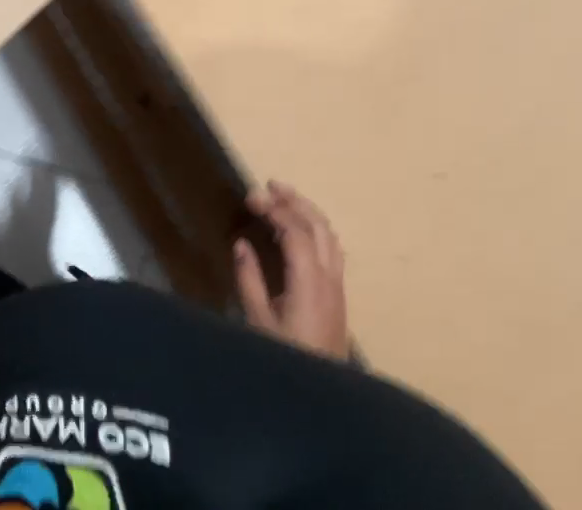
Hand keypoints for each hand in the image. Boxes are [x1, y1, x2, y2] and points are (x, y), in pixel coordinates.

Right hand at [234, 181, 350, 360]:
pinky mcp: (338, 294)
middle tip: (270, 185)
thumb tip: (243, 244)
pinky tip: (301, 231)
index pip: (295, 231)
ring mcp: (337, 285)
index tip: (251, 198)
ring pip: (329, 235)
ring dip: (308, 212)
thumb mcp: (259, 321)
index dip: (274, 209)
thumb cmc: (287, 357)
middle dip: (295, 200)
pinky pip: (331, 249)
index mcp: (308, 281)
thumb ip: (250, 279)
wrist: (325, 395)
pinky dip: (316, 229)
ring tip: (285, 199)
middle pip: (318, 225)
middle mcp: (329, 277)